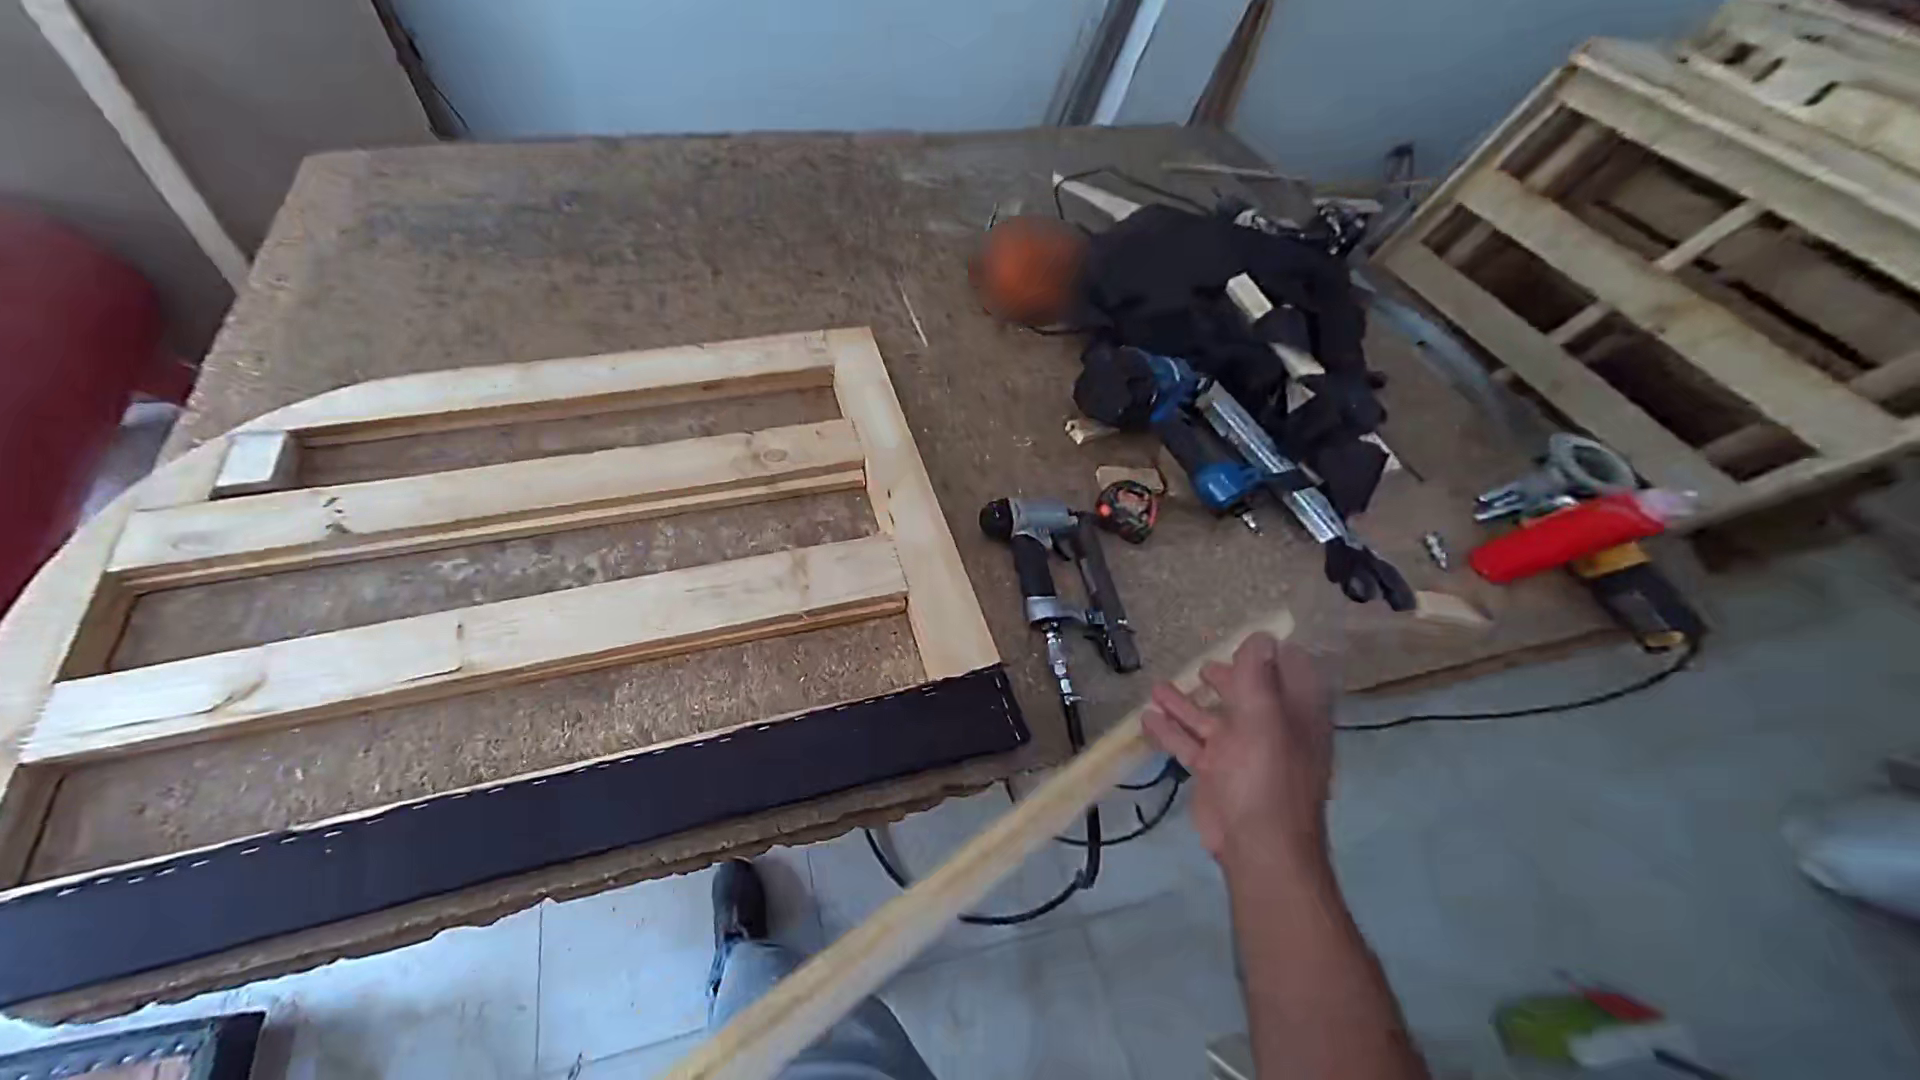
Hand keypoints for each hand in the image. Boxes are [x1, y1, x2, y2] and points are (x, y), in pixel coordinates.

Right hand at [1142, 633, 1331, 868]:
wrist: (1257, 846)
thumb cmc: (1265, 777)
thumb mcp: (1262, 720)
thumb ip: (1256, 677)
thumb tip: (1262, 636)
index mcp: (1292, 715)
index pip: (1290, 674)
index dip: (1272, 655)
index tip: (1250, 638)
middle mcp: (1268, 729)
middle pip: (1246, 694)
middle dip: (1225, 677)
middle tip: (1204, 664)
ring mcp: (1240, 752)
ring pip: (1211, 718)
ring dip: (1186, 702)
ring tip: (1158, 686)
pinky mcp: (1216, 772)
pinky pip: (1190, 743)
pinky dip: (1170, 730)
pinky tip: (1146, 717)